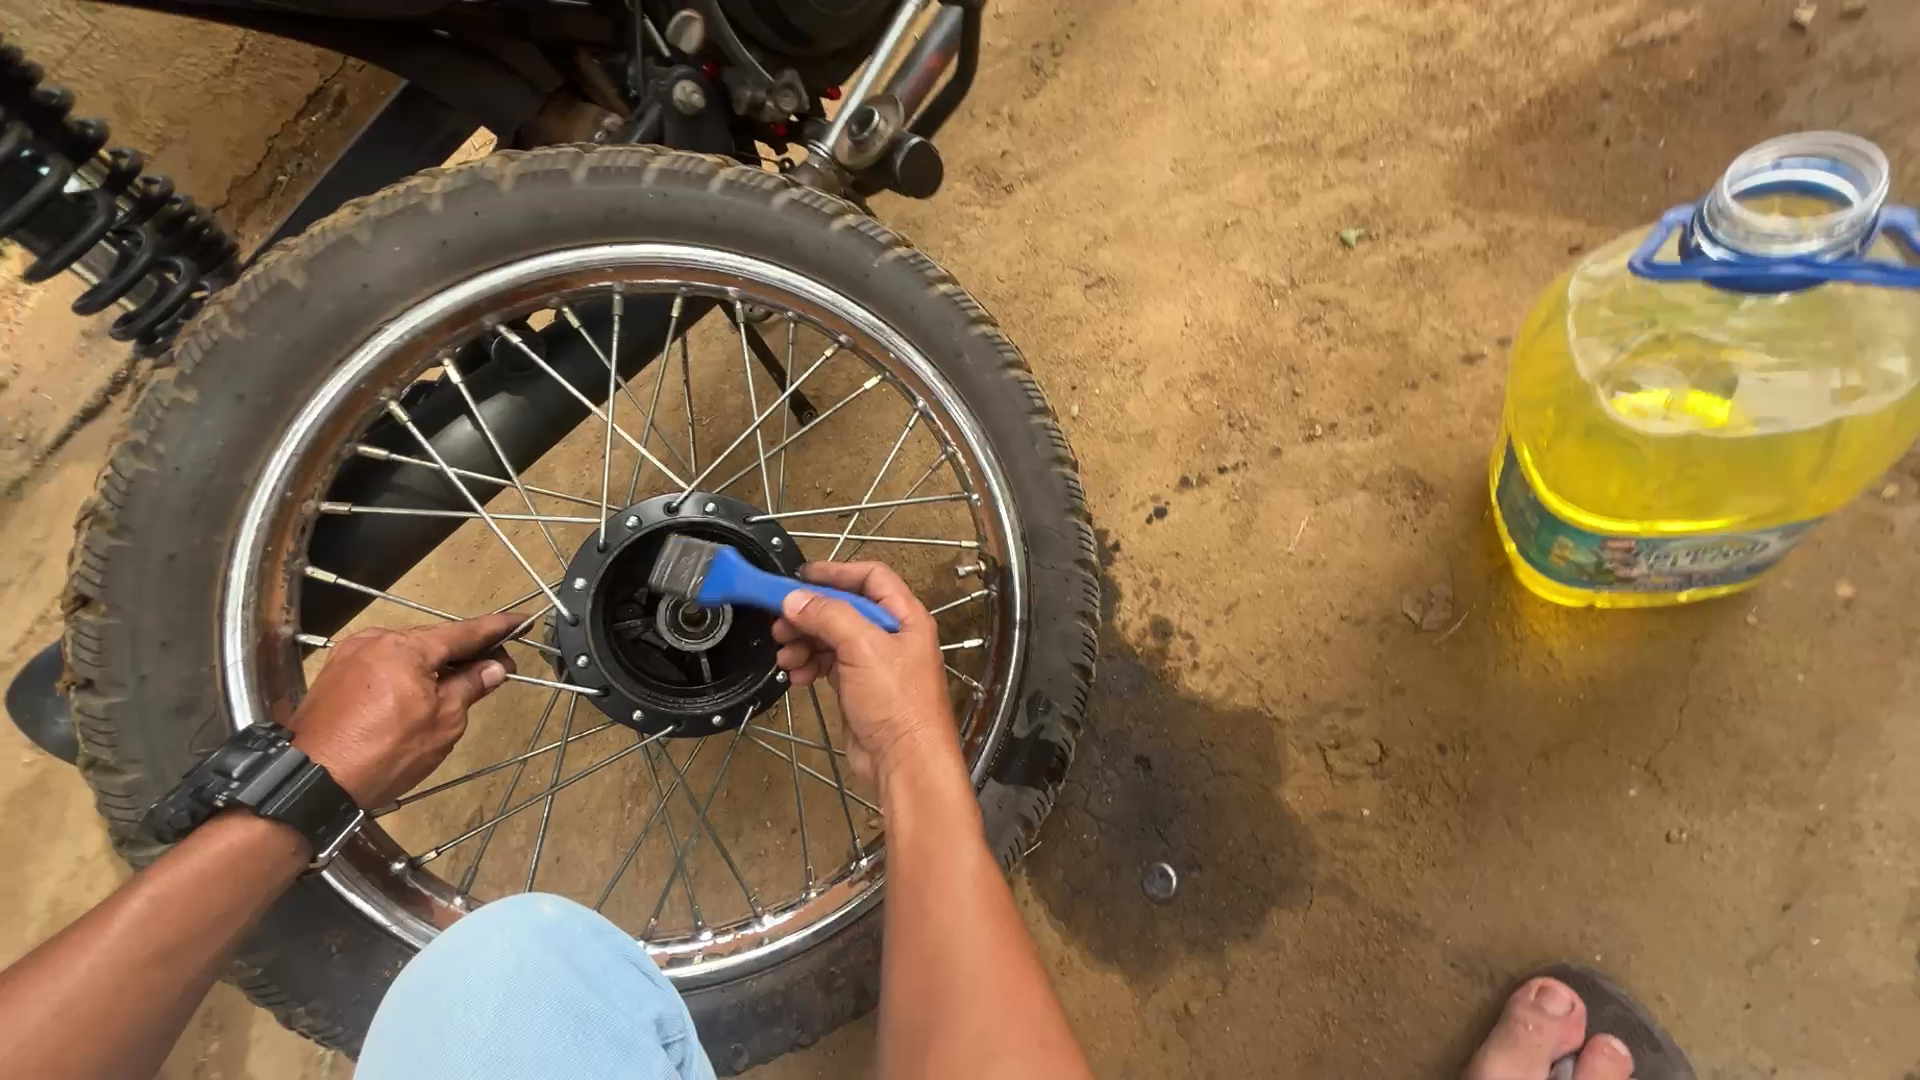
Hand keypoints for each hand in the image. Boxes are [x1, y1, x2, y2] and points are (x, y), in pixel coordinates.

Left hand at [287, 614, 523, 806]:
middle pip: (435, 640)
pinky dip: (410, 672)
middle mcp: (377, 641)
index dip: (498, 627)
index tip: (522, 621)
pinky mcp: (335, 675)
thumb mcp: (444, 721)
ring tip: (462, 682)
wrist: (308, 784)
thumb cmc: (385, 752)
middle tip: (497, 668)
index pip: (465, 632)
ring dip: (437, 664)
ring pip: (409, 652)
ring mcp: (351, 656)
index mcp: (407, 647)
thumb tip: (494, 668)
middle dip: (467, 652)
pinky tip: (424, 689)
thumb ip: (470, 686)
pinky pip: (385, 664)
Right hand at [772, 562, 958, 788]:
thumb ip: (829, 616)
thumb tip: (797, 599)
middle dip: (810, 613)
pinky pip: (827, 664)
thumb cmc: (901, 706)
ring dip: (804, 641)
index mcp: (905, 617)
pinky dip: (809, 665)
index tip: (801, 577)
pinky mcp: (858, 686)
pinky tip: (797, 674)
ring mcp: (874, 662)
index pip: (870, 578)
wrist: (904, 761)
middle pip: (844, 608)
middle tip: (782, 620)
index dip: (836, 573)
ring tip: (786, 653)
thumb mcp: (863, 648)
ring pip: (831, 637)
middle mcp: (892, 636)